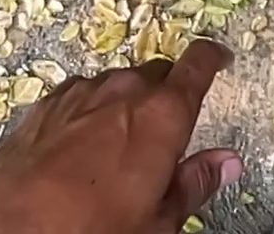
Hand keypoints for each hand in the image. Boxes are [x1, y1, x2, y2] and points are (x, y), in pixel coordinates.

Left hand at [0, 40, 243, 233]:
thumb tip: (227, 161)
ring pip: (118, 84)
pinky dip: (90, 110)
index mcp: (163, 114)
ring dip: (126, 104)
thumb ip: (194, 184)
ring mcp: (84, 92)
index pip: (199, 63)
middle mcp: (126, 90)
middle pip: (158, 74)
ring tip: (118, 148)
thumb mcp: (157, 224)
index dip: (214, 58)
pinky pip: (82, 95)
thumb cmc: (94, 233)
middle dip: (166, 95)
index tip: (220, 60)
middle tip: (164, 135)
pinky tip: (81, 145)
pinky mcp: (47, 104)